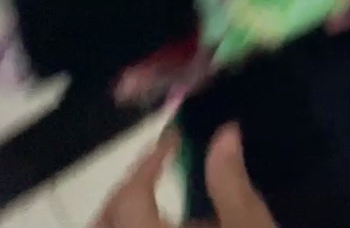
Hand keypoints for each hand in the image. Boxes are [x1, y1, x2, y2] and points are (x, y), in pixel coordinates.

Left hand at [96, 125, 275, 227]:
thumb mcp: (245, 219)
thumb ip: (230, 179)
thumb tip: (226, 130)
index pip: (130, 197)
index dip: (149, 162)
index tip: (175, 136)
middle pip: (103, 218)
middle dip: (126, 184)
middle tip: (158, 158)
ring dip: (119, 206)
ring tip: (149, 182)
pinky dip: (126, 222)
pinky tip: (153, 215)